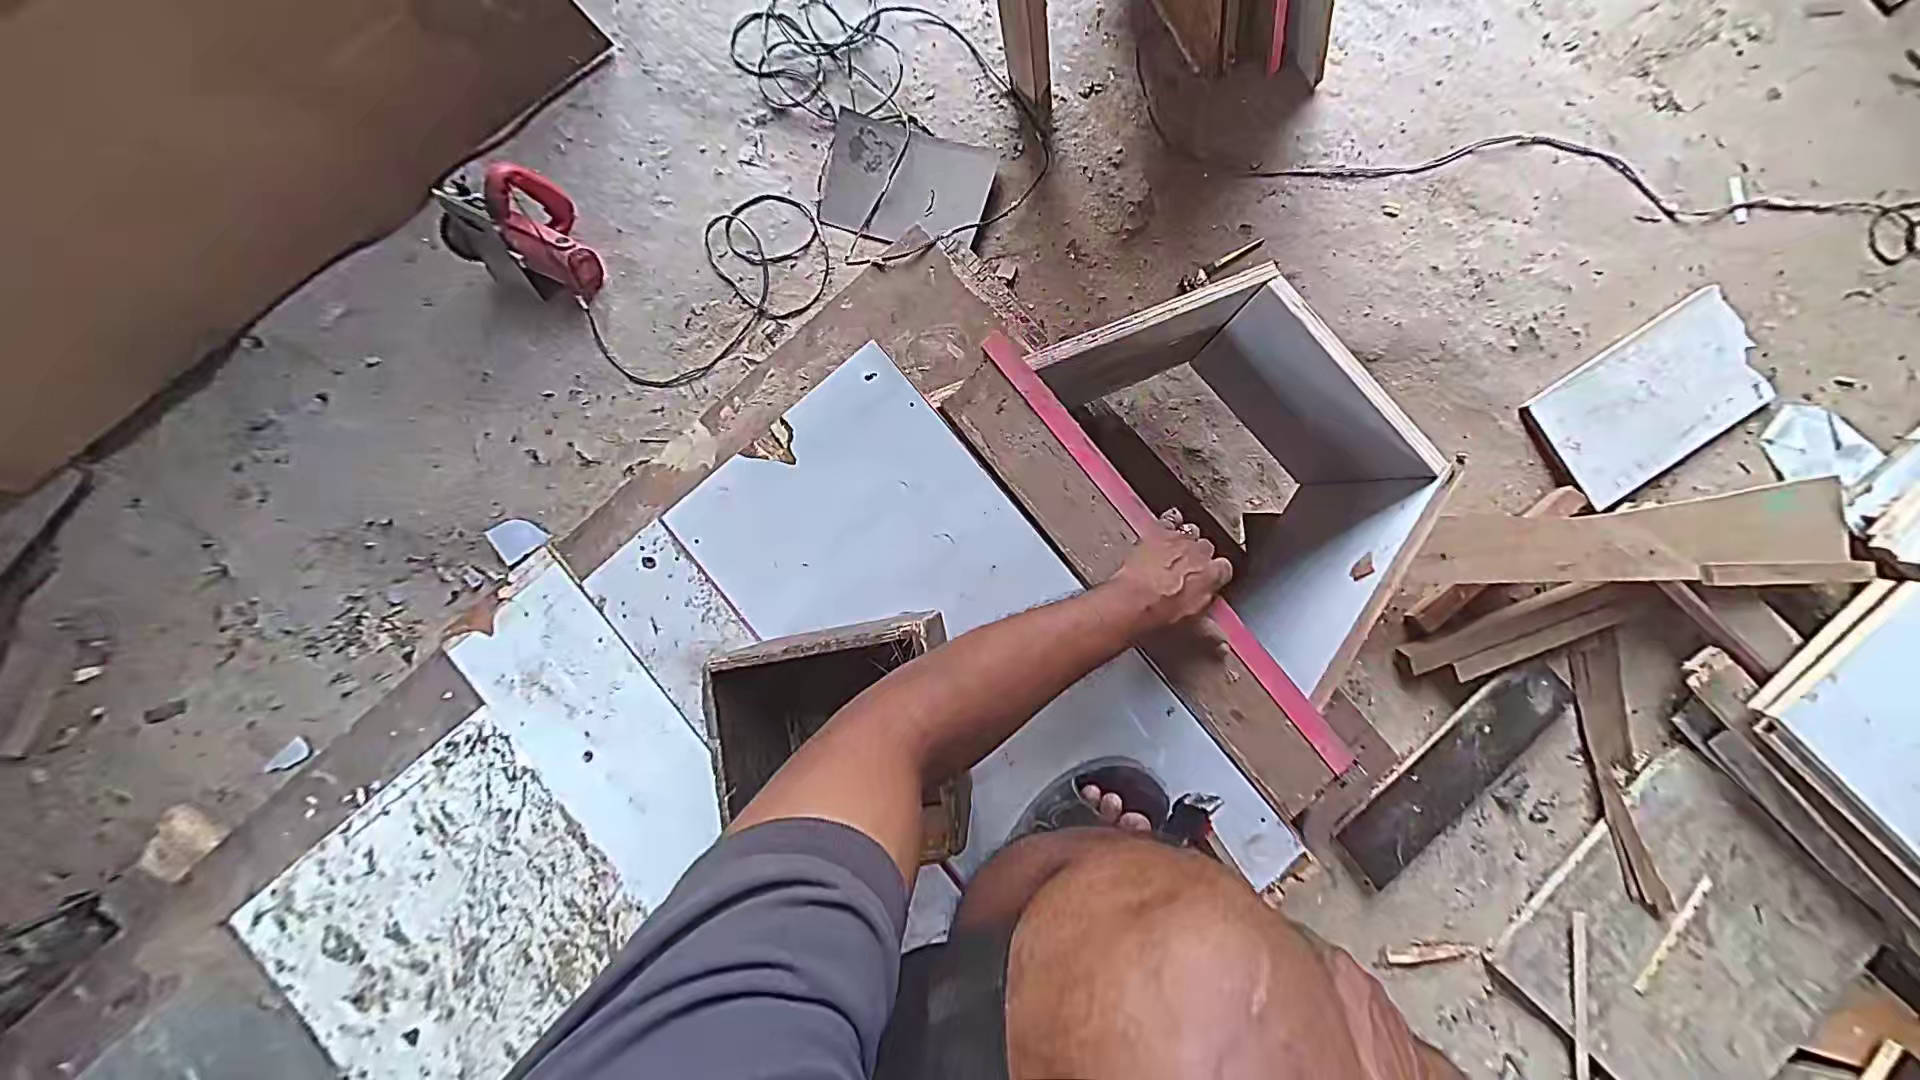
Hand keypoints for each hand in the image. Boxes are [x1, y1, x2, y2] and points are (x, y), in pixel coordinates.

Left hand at [1108, 510, 1233, 633]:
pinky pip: (1171, 518)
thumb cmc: (1162, 612)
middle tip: (1185, 568)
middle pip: (1207, 548)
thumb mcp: (1193, 629)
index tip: (1207, 579)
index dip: (1215, 573)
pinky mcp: (1159, 532)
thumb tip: (1222, 645)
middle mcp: (1200, 554)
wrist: (1135, 600)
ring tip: (1176, 548)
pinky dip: (1171, 519)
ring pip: (1190, 532)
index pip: (1225, 568)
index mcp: (1214, 575)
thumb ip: (1212, 632)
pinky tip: (1170, 519)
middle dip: (1198, 556)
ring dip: (1185, 539)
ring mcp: (1179, 541)